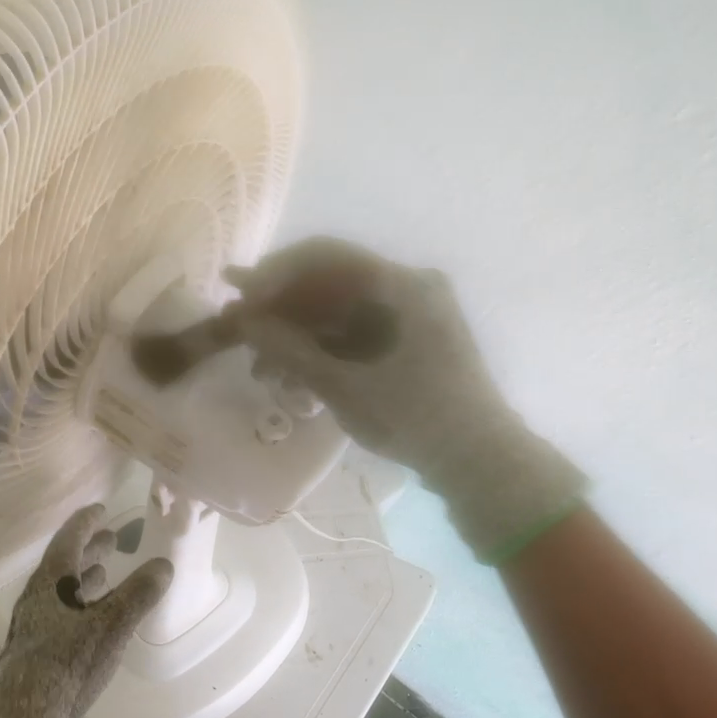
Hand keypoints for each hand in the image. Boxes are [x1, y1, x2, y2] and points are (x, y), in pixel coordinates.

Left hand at [0, 505, 172, 717]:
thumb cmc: (68, 664)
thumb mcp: (111, 627)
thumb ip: (138, 594)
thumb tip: (163, 565)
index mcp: (49, 584)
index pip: (67, 541)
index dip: (86, 522)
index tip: (101, 509)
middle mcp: (36, 600)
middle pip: (63, 565)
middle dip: (88, 549)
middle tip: (112, 538)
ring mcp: (34, 627)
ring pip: (61, 592)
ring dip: (85, 579)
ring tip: (106, 573)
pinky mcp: (37, 652)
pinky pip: (61, 615)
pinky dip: (81, 606)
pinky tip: (95, 621)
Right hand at [229, 236, 585, 563]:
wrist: (478, 460)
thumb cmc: (414, 419)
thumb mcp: (344, 386)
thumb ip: (290, 350)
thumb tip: (243, 322)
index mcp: (401, 284)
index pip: (324, 257)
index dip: (274, 274)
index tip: (238, 298)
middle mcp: (409, 286)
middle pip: (329, 282)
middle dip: (280, 308)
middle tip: (239, 332)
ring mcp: (411, 313)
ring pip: (338, 309)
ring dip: (297, 333)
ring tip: (261, 369)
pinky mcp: (410, 339)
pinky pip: (355, 330)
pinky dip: (322, 348)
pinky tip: (292, 376)